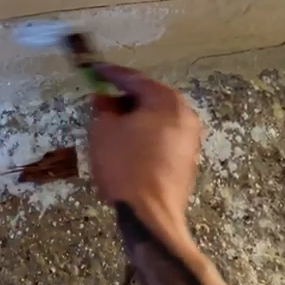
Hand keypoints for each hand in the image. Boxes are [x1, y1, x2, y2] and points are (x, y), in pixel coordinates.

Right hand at [86, 65, 203, 243]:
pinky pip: (161, 137)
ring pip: (155, 119)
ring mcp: (190, 139)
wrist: (150, 215)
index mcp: (166, 100)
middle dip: (122, 99)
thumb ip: (102, 108)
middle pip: (148, 98)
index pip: (133, 78)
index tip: (94, 70)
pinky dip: (143, 136)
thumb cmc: (125, 165)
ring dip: (133, 119)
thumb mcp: (103, 130)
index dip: (110, 74)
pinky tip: (125, 147)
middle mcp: (184, 114)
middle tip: (99, 102)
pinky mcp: (187, 160)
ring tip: (108, 127)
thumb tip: (103, 100)